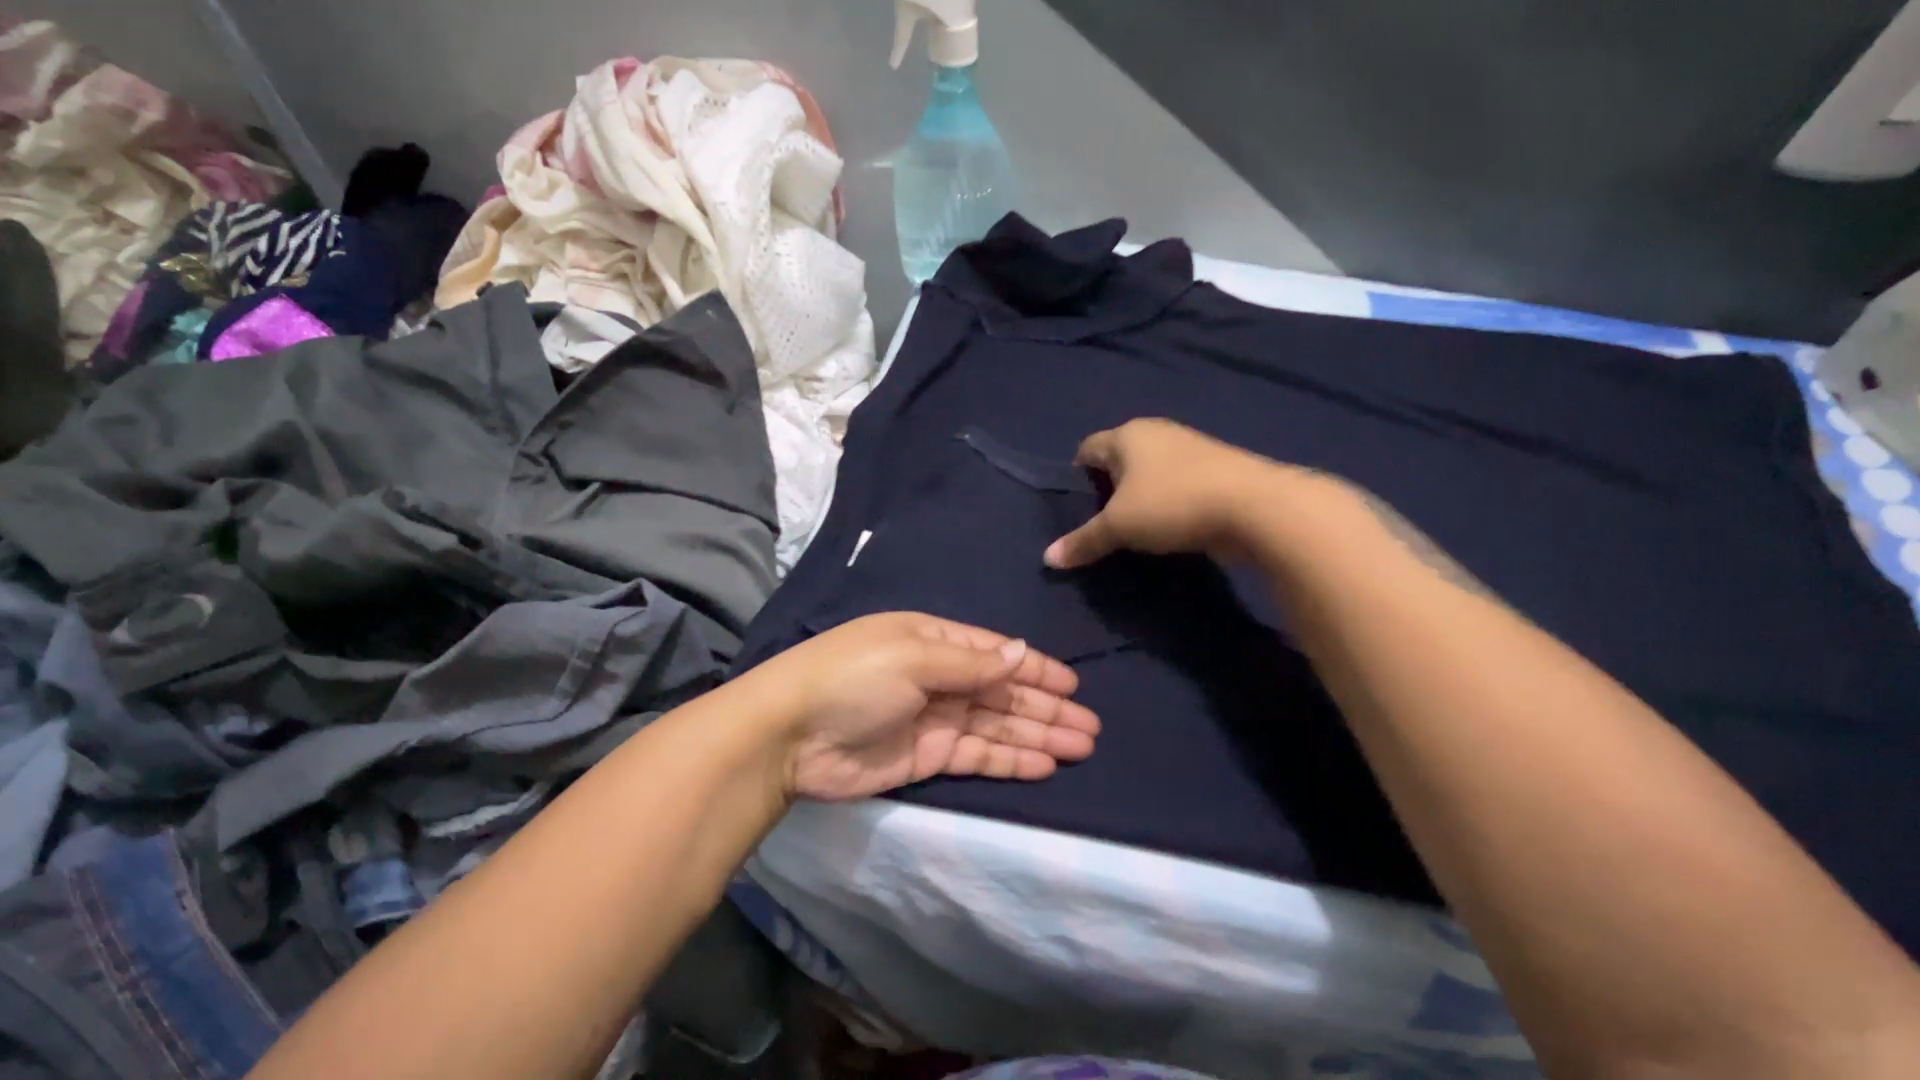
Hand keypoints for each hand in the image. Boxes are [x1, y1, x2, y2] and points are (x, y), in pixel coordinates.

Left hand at [738, 613, 1100, 801]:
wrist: (787, 735)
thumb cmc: (851, 678)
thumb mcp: (912, 656)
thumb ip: (970, 663)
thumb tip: (1020, 653)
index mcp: (932, 640)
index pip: (996, 654)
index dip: (1036, 670)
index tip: (1074, 687)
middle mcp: (937, 677)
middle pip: (1002, 693)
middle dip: (1046, 709)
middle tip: (1092, 729)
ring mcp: (932, 719)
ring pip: (996, 726)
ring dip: (1037, 736)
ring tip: (1081, 748)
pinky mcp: (924, 757)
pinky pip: (977, 755)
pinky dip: (1010, 760)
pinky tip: (1043, 765)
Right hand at [1044, 418, 1296, 568]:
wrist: (1255, 505)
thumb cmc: (1172, 504)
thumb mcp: (1119, 527)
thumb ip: (1084, 541)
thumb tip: (1047, 558)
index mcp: (1127, 434)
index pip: (1089, 448)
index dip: (1078, 474)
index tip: (1076, 504)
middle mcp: (1158, 432)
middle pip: (1122, 456)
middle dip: (1111, 484)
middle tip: (1103, 519)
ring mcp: (1191, 448)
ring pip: (1153, 469)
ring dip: (1144, 494)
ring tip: (1138, 527)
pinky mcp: (1218, 469)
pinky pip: (1180, 482)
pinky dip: (1171, 500)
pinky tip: (1172, 525)